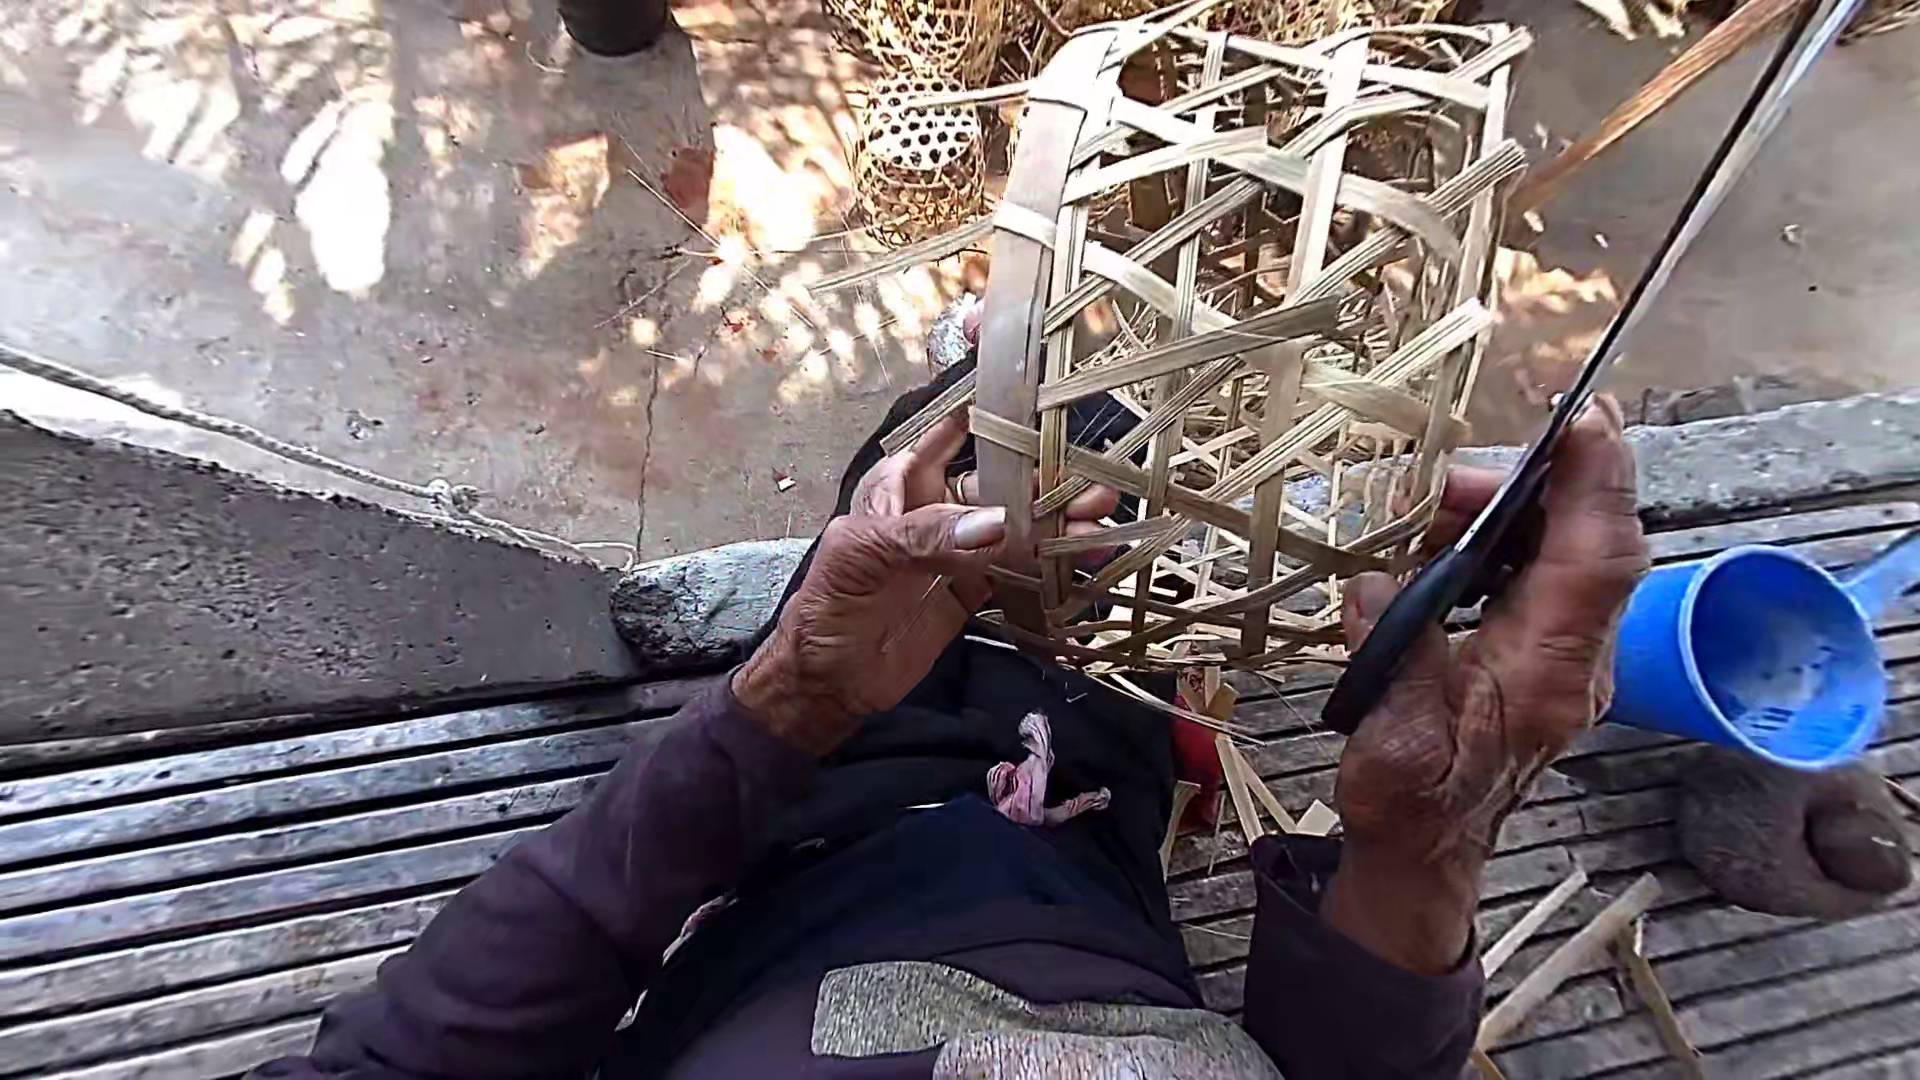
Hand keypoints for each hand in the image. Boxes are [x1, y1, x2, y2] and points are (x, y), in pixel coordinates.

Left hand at [732, 408, 1118, 753]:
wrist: (831, 681)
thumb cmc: (830, 604)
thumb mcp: (863, 556)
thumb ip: (925, 535)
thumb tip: (996, 523)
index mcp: (902, 485)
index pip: (950, 437)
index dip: (991, 420)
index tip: (1043, 410)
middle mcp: (937, 509)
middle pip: (998, 485)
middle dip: (1044, 482)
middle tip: (1090, 488)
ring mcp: (959, 551)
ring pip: (1016, 526)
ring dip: (1056, 523)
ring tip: (1098, 525)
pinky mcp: (975, 588)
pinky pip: (1018, 568)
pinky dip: (1050, 563)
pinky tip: (1083, 558)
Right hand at [1324, 396, 1646, 973]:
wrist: (1419, 845)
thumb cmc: (1408, 798)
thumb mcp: (1397, 733)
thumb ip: (1397, 655)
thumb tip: (1372, 585)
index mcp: (1543, 672)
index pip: (1594, 562)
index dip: (1594, 487)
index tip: (1586, 423)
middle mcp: (1566, 658)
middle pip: (1578, 549)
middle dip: (1523, 494)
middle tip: (1442, 483)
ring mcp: (1549, 658)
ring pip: (1556, 561)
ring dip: (1501, 520)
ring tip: (1431, 512)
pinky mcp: (1521, 658)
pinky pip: (1527, 583)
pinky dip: (1492, 548)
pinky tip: (1438, 549)